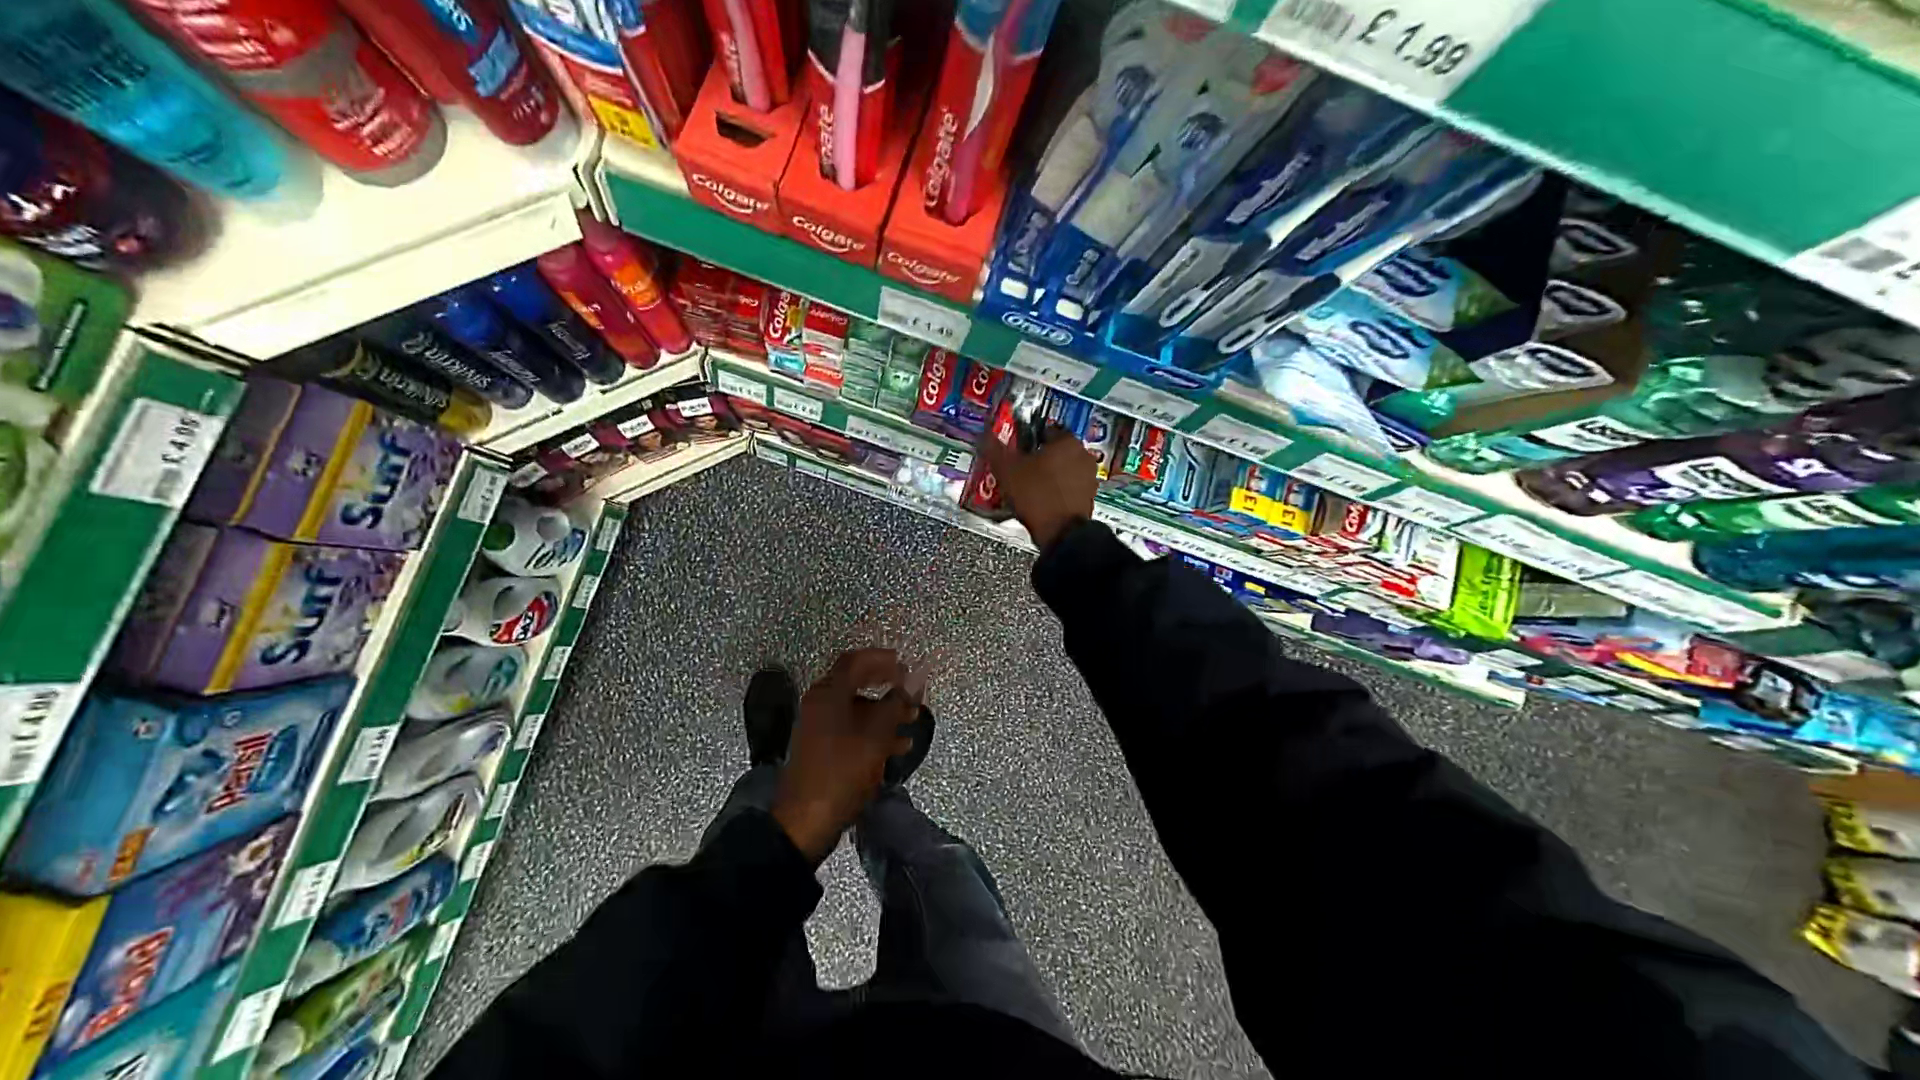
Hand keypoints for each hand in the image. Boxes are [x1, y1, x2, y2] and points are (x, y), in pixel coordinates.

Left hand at [771, 649, 921, 860]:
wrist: (807, 819)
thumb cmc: (843, 770)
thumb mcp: (876, 735)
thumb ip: (897, 703)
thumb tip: (914, 679)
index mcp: (828, 694)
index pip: (855, 661)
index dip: (882, 659)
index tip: (906, 664)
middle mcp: (821, 704)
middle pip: (856, 683)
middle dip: (887, 684)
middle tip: (911, 689)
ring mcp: (820, 727)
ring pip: (857, 708)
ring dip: (885, 710)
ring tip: (912, 719)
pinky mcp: (823, 748)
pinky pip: (852, 728)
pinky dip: (875, 731)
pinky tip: (898, 745)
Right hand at [977, 425, 1097, 549]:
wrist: (1060, 533)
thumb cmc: (1038, 497)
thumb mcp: (1007, 470)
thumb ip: (994, 449)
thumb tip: (985, 437)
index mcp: (1067, 441)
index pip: (1045, 429)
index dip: (1027, 439)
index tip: (1016, 448)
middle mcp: (1083, 456)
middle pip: (1055, 451)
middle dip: (1037, 458)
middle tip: (1019, 468)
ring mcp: (1088, 478)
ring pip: (1062, 470)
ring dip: (1047, 475)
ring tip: (1027, 486)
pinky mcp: (1088, 498)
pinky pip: (1067, 488)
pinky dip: (1055, 491)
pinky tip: (1039, 500)